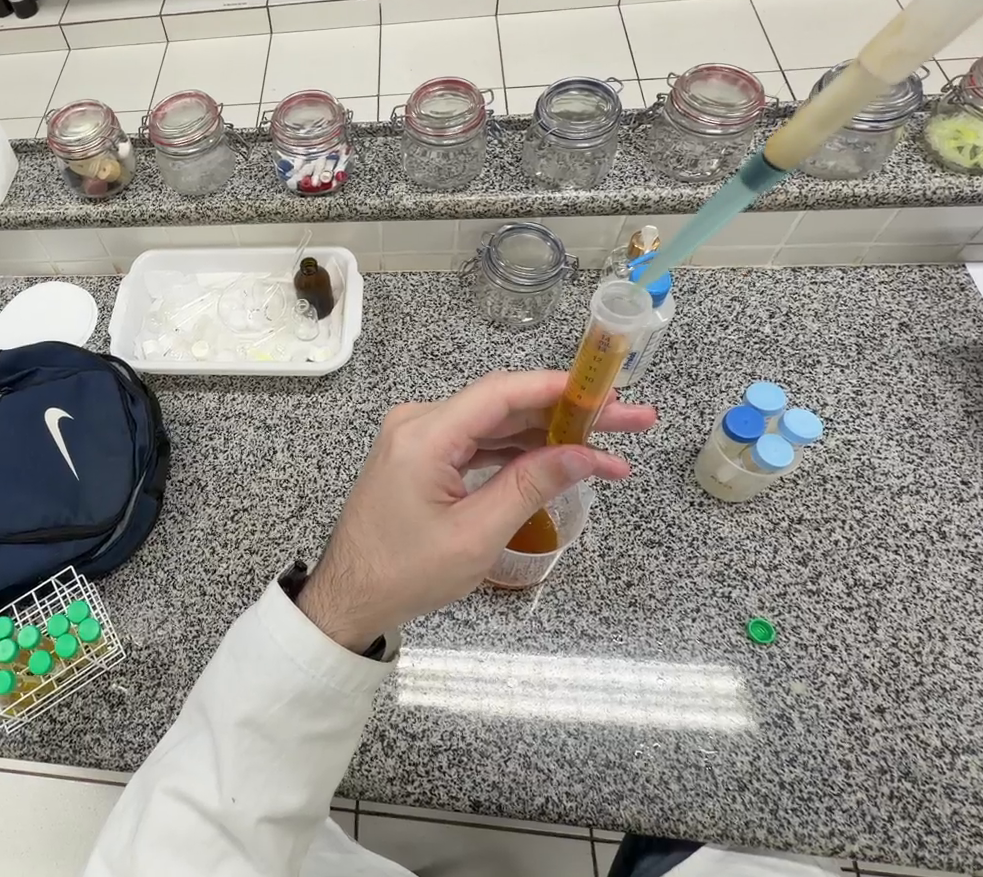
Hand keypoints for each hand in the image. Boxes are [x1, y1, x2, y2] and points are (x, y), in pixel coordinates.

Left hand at [295, 371, 656, 649]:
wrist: (350, 596)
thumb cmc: (406, 573)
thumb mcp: (476, 535)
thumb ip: (531, 486)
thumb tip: (586, 454)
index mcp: (425, 434)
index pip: (502, 393)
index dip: (560, 388)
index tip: (611, 393)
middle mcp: (419, 422)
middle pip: (504, 405)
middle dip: (568, 414)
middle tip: (632, 423)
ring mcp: (419, 438)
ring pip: (495, 424)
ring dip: (549, 436)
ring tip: (609, 451)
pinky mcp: (422, 456)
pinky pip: (477, 444)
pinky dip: (518, 454)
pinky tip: (560, 463)